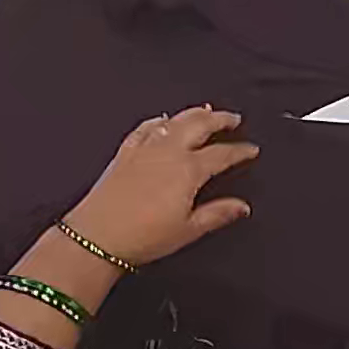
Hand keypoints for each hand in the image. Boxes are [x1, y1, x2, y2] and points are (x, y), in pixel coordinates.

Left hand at [63, 106, 258, 266]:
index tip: (251, 150)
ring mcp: (145, 149)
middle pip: (200, 124)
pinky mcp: (125, 153)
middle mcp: (168, 152)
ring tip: (206, 110)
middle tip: (233, 118)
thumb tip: (241, 206)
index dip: (240, 150)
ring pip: (175, 120)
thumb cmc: (142, 236)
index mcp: (188, 170)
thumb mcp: (189, 229)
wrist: (97, 237)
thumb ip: (218, 213)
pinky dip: (160, 120)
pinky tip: (163, 120)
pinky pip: (146, 127)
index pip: (222, 153)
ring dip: (194, 113)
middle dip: (220, 119)